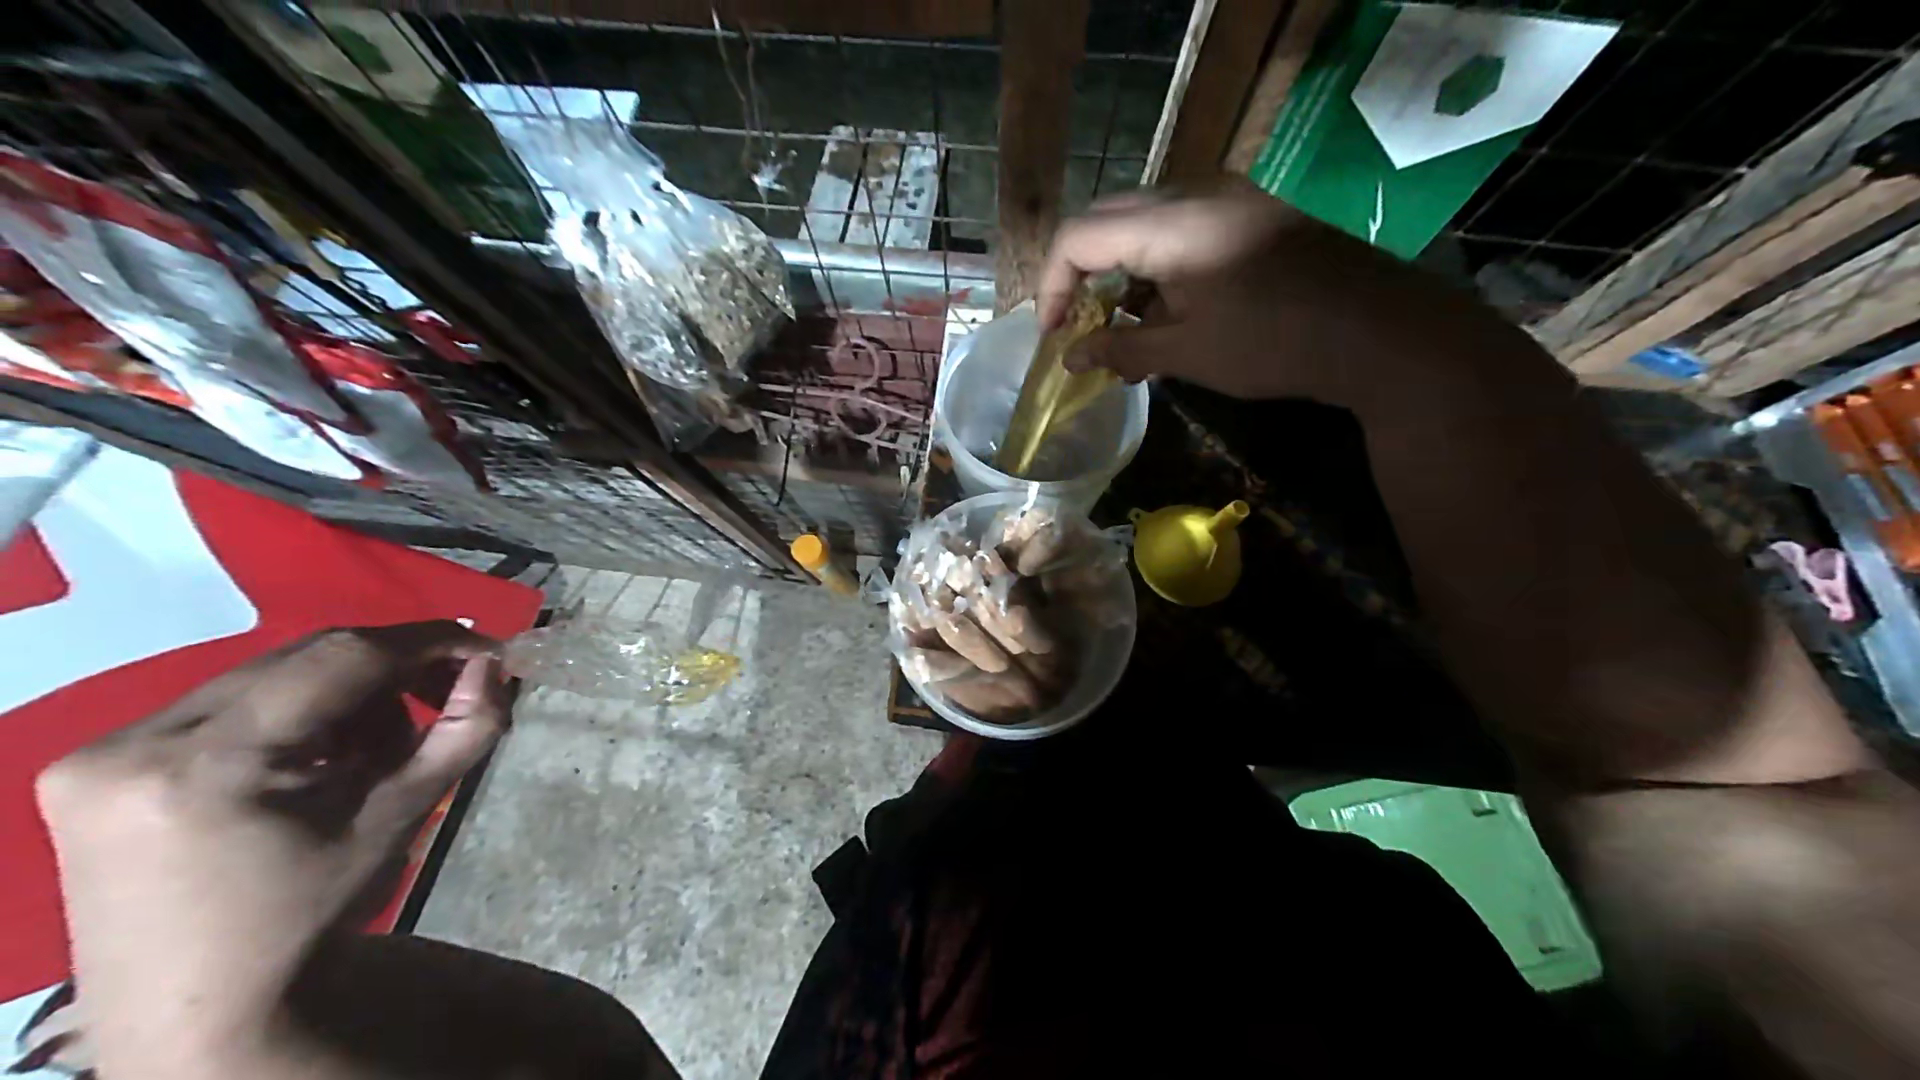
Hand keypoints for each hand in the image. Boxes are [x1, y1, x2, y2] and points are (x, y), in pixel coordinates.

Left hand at [36, 622, 509, 1077]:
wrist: (202, 1004)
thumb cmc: (313, 909)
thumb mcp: (402, 815)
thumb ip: (462, 731)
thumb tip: (494, 665)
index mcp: (207, 763)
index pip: (341, 658)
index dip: (426, 642)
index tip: (487, 651)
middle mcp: (133, 741)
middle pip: (306, 659)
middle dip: (391, 671)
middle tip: (449, 694)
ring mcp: (104, 750)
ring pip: (273, 674)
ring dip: (346, 696)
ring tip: (374, 752)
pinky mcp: (99, 761)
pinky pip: (234, 701)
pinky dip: (299, 714)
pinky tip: (318, 760)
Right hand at [1039, 188, 1491, 408]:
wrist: (1382, 332)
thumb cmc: (1275, 344)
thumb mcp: (1188, 353)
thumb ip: (1120, 349)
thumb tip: (1070, 359)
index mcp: (1172, 224)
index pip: (1078, 237)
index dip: (1051, 286)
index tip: (1054, 336)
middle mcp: (1193, 196)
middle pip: (1105, 220)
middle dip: (1080, 276)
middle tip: (1078, 327)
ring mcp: (1225, 201)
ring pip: (1142, 225)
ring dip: (1119, 274)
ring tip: (1123, 332)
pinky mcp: (1248, 216)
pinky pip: (1180, 232)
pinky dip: (1156, 270)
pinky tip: (1166, 315)